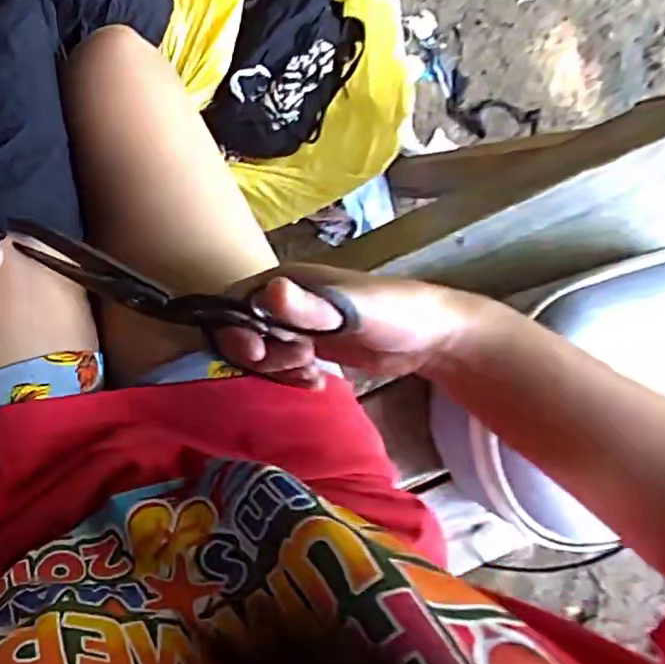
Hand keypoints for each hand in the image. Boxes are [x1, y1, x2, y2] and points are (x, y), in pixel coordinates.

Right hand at [213, 264, 495, 385]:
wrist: (431, 337)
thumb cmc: (394, 312)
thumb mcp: (350, 308)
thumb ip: (308, 305)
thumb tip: (270, 291)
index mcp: (284, 282)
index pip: (233, 303)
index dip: (233, 329)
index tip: (257, 353)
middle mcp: (280, 301)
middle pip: (240, 332)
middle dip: (261, 354)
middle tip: (299, 360)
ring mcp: (291, 326)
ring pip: (258, 354)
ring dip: (278, 369)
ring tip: (311, 370)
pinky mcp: (303, 348)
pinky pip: (278, 367)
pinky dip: (290, 378)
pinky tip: (316, 381)